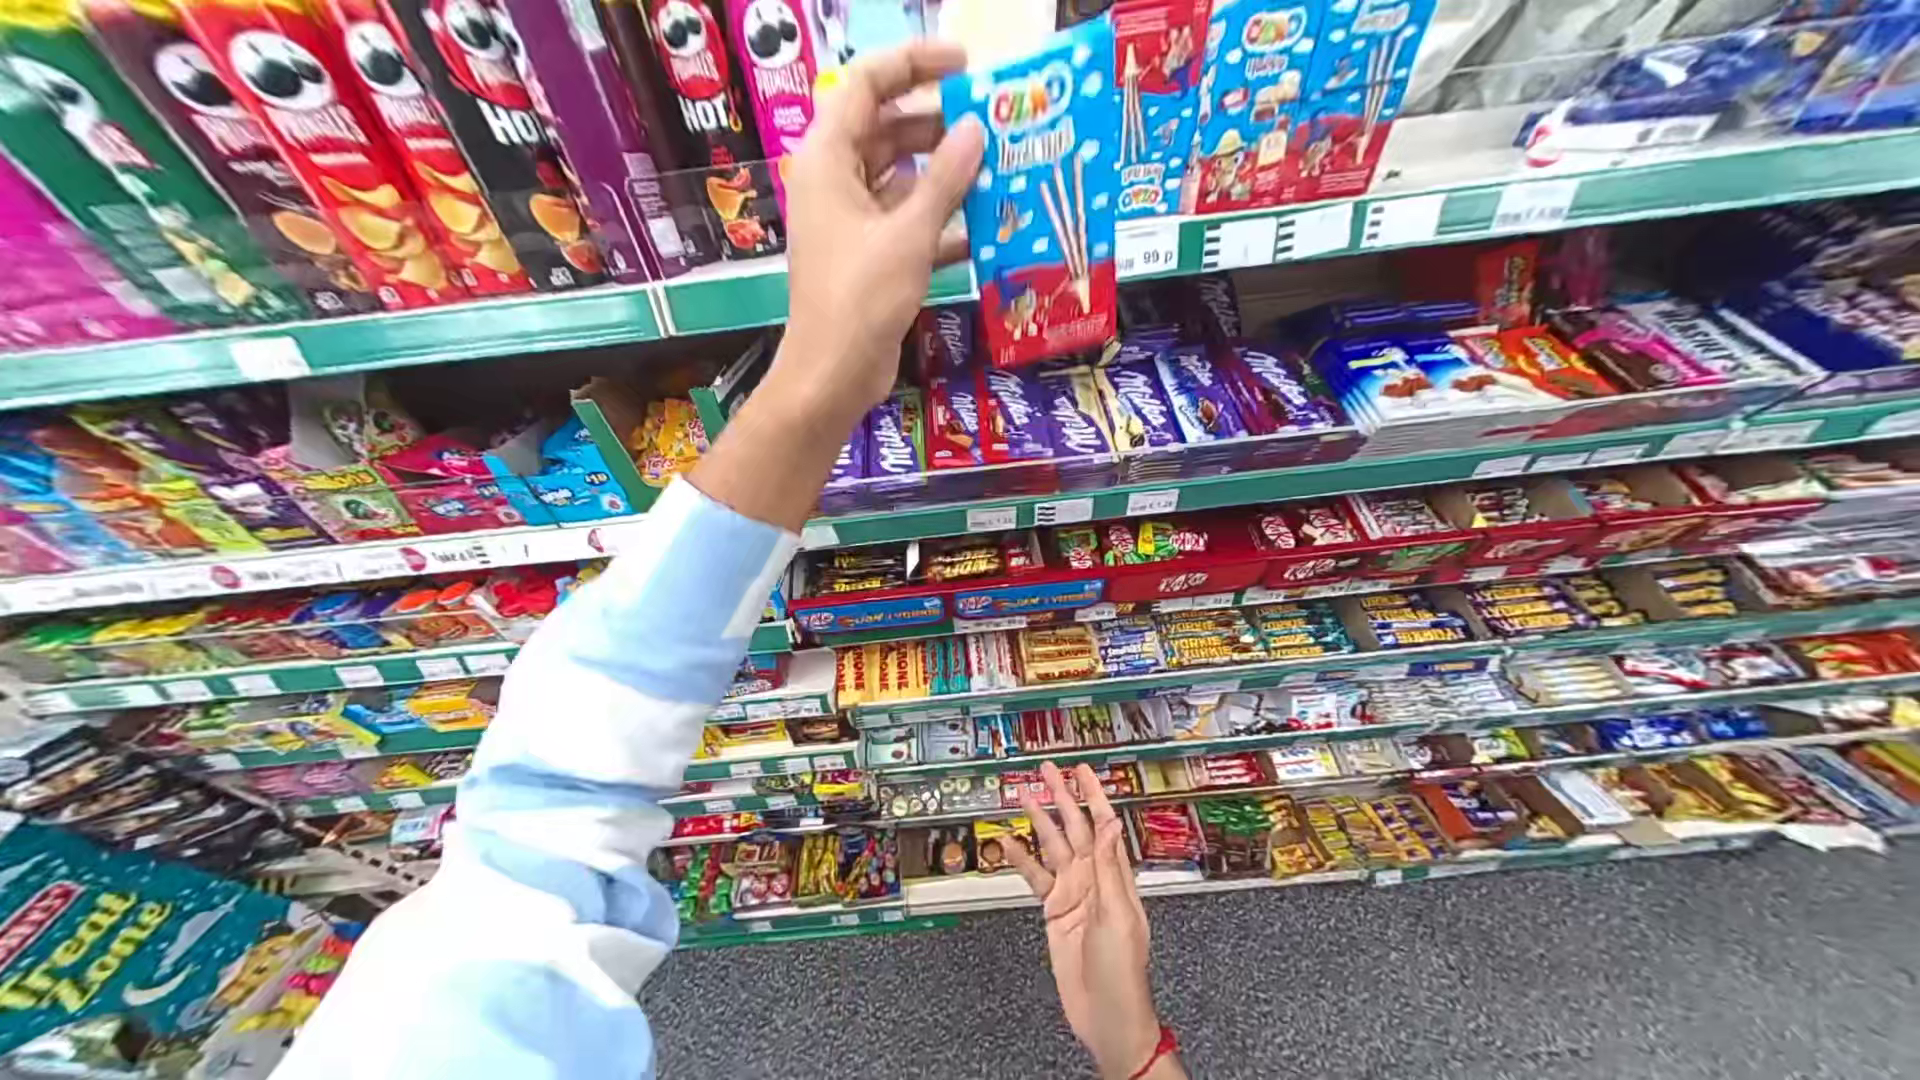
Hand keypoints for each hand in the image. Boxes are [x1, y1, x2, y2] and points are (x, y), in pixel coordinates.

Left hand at [774, 40, 985, 426]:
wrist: (835, 374)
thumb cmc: (862, 299)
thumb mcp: (908, 235)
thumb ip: (944, 180)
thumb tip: (974, 131)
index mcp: (828, 160)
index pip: (866, 86)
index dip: (914, 64)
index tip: (965, 66)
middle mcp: (836, 184)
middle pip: (887, 132)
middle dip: (938, 125)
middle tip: (992, 126)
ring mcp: (852, 224)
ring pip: (901, 183)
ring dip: (945, 178)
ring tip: (996, 171)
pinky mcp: (870, 260)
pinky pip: (907, 226)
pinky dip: (939, 224)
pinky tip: (982, 229)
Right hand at [1005, 763, 1165, 1079]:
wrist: (1106, 1016)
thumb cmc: (1122, 970)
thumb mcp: (1118, 915)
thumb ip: (1107, 867)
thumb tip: (1109, 824)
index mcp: (1113, 875)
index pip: (1102, 824)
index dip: (1092, 795)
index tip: (1081, 771)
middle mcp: (1092, 877)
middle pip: (1074, 827)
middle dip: (1061, 797)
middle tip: (1046, 771)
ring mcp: (1071, 891)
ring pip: (1051, 846)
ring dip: (1039, 821)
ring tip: (1025, 796)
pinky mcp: (1054, 909)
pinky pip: (1034, 876)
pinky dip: (1020, 858)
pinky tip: (1008, 843)